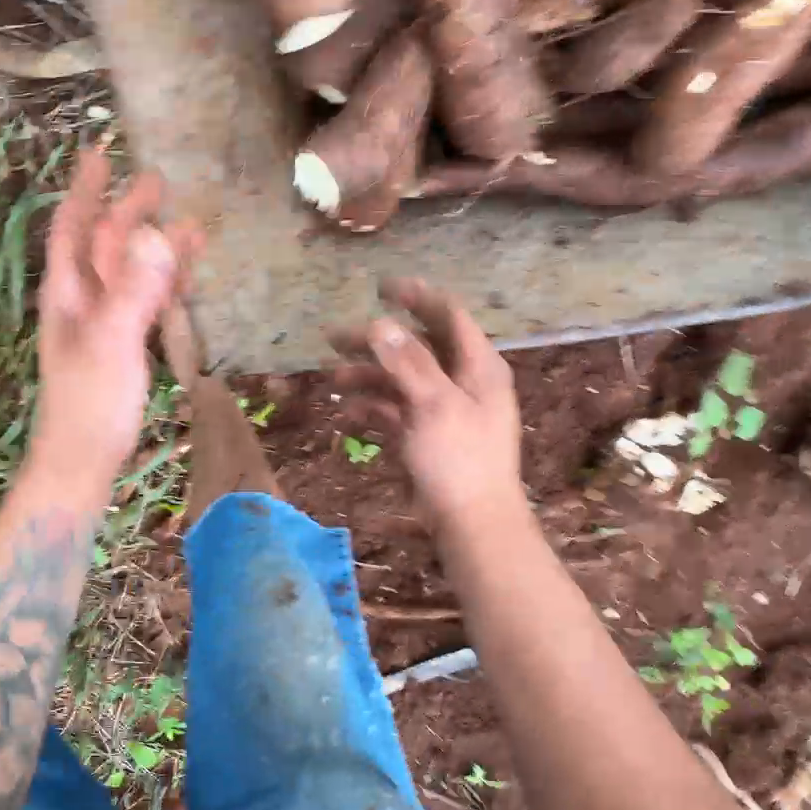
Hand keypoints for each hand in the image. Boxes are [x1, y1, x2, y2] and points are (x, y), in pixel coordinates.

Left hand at [29, 151, 179, 481]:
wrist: (82, 460)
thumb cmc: (89, 404)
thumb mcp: (111, 343)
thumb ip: (132, 290)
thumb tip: (156, 233)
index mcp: (66, 293)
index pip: (71, 229)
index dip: (82, 191)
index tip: (98, 153)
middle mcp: (81, 301)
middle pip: (103, 244)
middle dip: (126, 211)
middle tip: (157, 179)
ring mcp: (104, 323)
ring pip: (129, 272)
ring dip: (154, 245)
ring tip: (189, 221)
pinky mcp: (124, 346)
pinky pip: (145, 302)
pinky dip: (165, 282)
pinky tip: (187, 271)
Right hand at [334, 279, 521, 521]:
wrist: (471, 522)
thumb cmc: (460, 459)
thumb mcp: (435, 405)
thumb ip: (409, 362)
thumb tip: (380, 324)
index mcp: (477, 367)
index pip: (448, 317)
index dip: (416, 297)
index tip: (380, 287)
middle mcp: (461, 382)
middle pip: (415, 348)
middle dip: (376, 342)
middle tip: (333, 337)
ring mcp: (441, 409)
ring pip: (399, 379)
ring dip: (367, 376)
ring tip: (334, 380)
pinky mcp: (424, 435)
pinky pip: (394, 410)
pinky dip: (372, 408)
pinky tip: (348, 415)